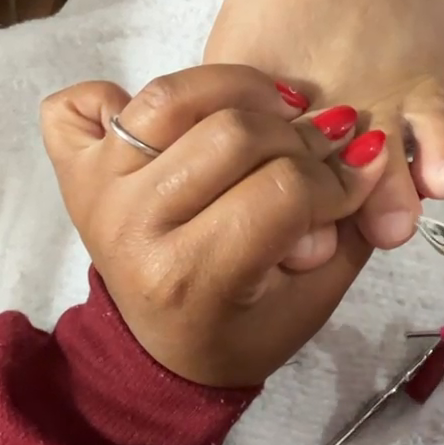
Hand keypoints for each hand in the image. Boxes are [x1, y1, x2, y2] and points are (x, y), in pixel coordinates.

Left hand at [41, 65, 389, 387]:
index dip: (336, 177)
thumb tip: (368, 149)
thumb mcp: (313, 298)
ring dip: (237, 88)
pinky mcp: (75, 170)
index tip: (354, 179)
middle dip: (298, 135)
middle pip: (234, 133)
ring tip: (270, 109)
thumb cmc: (244, 331)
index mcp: (191, 277)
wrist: (161, 356)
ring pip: (170, 97)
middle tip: (321, 145)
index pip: (283, 190)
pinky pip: (82, 103)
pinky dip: (121, 96)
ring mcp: (97, 191)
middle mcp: (133, 228)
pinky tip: (174, 122)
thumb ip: (351, 226)